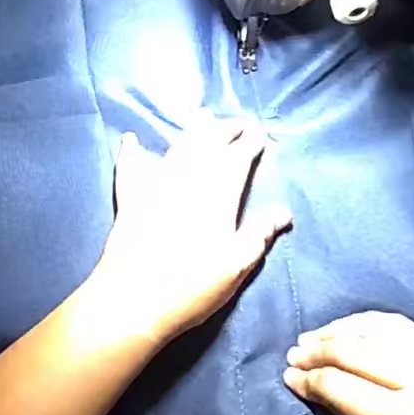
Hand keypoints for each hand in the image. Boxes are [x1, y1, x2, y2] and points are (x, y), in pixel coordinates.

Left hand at [85, 121, 291, 344]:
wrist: (133, 299)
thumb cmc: (192, 287)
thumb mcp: (236, 265)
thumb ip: (259, 234)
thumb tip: (284, 212)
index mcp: (218, 195)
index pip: (238, 158)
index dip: (250, 143)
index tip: (259, 134)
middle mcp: (187, 180)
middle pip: (209, 143)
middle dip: (226, 129)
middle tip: (237, 123)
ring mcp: (155, 185)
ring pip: (177, 147)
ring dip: (192, 129)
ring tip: (203, 115)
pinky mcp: (129, 197)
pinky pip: (130, 166)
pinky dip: (132, 151)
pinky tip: (130, 140)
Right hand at [283, 312, 413, 414]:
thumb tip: (315, 396)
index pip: (340, 384)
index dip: (308, 380)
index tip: (287, 378)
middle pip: (356, 350)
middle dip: (318, 350)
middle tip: (293, 355)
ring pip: (379, 330)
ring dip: (341, 331)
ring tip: (314, 338)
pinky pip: (403, 328)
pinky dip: (371, 325)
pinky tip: (351, 331)